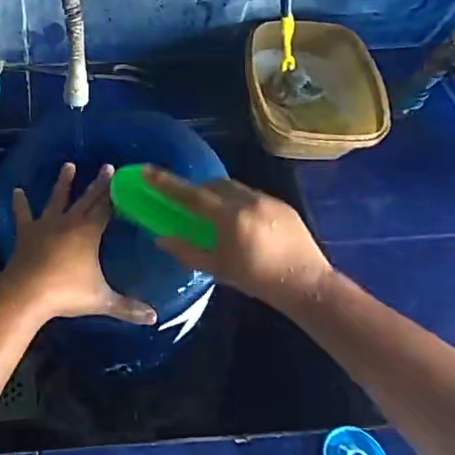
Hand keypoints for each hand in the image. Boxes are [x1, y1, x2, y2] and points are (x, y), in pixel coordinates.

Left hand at [0, 163, 157, 324]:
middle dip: (98, 183)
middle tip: (106, 166)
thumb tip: (153, 318)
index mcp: (89, 233)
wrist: (27, 293)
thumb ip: (127, 307)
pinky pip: (23, 214)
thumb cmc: (66, 293)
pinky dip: (20, 203)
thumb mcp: (101, 300)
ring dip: (63, 183)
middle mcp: (69, 222)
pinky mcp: (26, 232)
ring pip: (56, 199)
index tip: (121, 179)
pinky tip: (16, 191)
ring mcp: (45, 225)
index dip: (114, 194)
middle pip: (86, 199)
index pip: (106, 208)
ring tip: (68, 165)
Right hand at [143, 167, 345, 311]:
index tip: (147, 171)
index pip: (191, 194)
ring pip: (234, 188)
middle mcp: (248, 200)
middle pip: (213, 184)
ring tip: (215, 213)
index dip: (166, 183)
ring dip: (219, 194)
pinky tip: (241, 222)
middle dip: (197, 189)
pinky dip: (238, 202)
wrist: (307, 284)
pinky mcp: (282, 205)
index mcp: (229, 217)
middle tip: (186, 202)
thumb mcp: (218, 269)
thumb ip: (187, 252)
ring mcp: (267, 200)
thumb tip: (161, 239)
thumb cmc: (258, 279)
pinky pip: (252, 195)